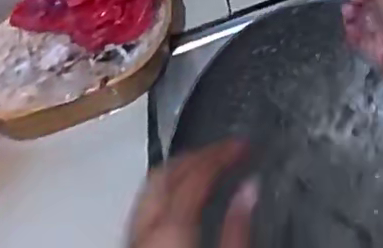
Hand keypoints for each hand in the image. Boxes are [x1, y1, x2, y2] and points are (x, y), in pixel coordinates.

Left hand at [126, 140, 257, 247]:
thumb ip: (237, 228)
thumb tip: (251, 186)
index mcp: (169, 227)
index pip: (197, 172)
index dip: (223, 151)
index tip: (245, 144)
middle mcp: (144, 225)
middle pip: (168, 171)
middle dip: (199, 154)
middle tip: (227, 149)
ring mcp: (133, 236)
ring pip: (152, 184)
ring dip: (181, 167)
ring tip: (208, 164)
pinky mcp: (131, 245)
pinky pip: (146, 204)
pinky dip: (167, 188)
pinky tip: (185, 193)